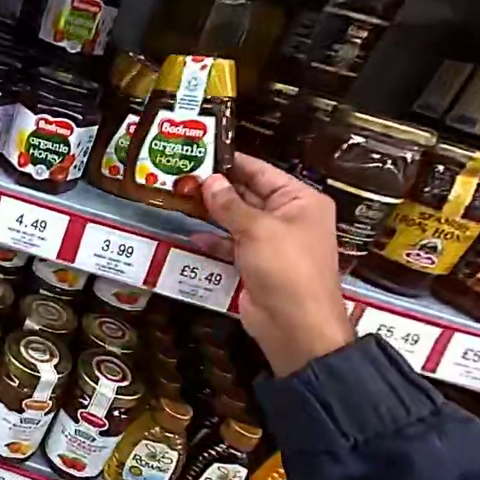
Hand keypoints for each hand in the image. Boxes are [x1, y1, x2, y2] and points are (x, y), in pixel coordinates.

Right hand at [198, 154, 354, 376]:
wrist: (295, 326)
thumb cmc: (286, 269)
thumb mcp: (257, 229)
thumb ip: (229, 204)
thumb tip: (209, 181)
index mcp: (300, 201)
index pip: (261, 172)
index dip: (232, 162)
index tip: (202, 153)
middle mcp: (287, 217)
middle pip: (247, 194)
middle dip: (217, 188)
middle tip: (182, 176)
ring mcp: (271, 242)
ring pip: (236, 219)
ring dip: (211, 212)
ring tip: (180, 199)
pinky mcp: (255, 264)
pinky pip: (231, 244)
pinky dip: (213, 239)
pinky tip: (192, 233)